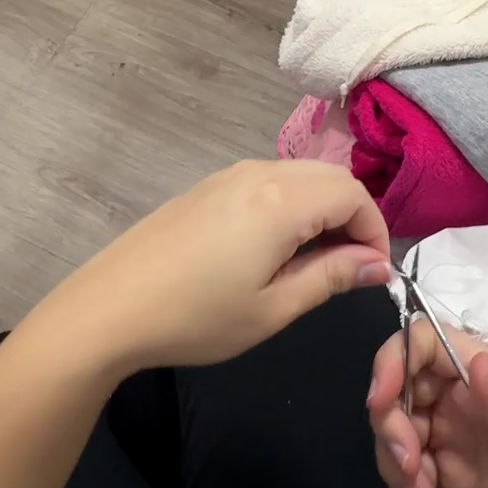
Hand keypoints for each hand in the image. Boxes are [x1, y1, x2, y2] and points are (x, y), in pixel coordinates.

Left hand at [32, 160, 392, 377]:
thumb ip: (330, 277)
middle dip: (353, 216)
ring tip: (314, 262)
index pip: (353, 193)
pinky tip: (276, 246)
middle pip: (330, 176)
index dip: (375, 230)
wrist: (112, 304)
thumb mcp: (272, 308)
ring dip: (322, 208)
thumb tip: (375, 264)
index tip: (373, 273)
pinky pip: (270, 180)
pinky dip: (292, 203)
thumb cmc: (197, 315)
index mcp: (281, 200)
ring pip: (300, 175)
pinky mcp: (210, 184)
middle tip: (350, 269)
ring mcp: (230, 174)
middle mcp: (259, 172)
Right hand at [367, 321, 487, 487]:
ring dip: (395, 458)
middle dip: (390, 418)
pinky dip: (406, 487)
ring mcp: (459, 439)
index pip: (428, 342)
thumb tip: (477, 360)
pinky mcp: (455, 480)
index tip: (382, 399)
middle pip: (404, 385)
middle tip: (407, 462)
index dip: (397, 358)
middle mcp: (467, 398)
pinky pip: (411, 470)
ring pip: (401, 427)